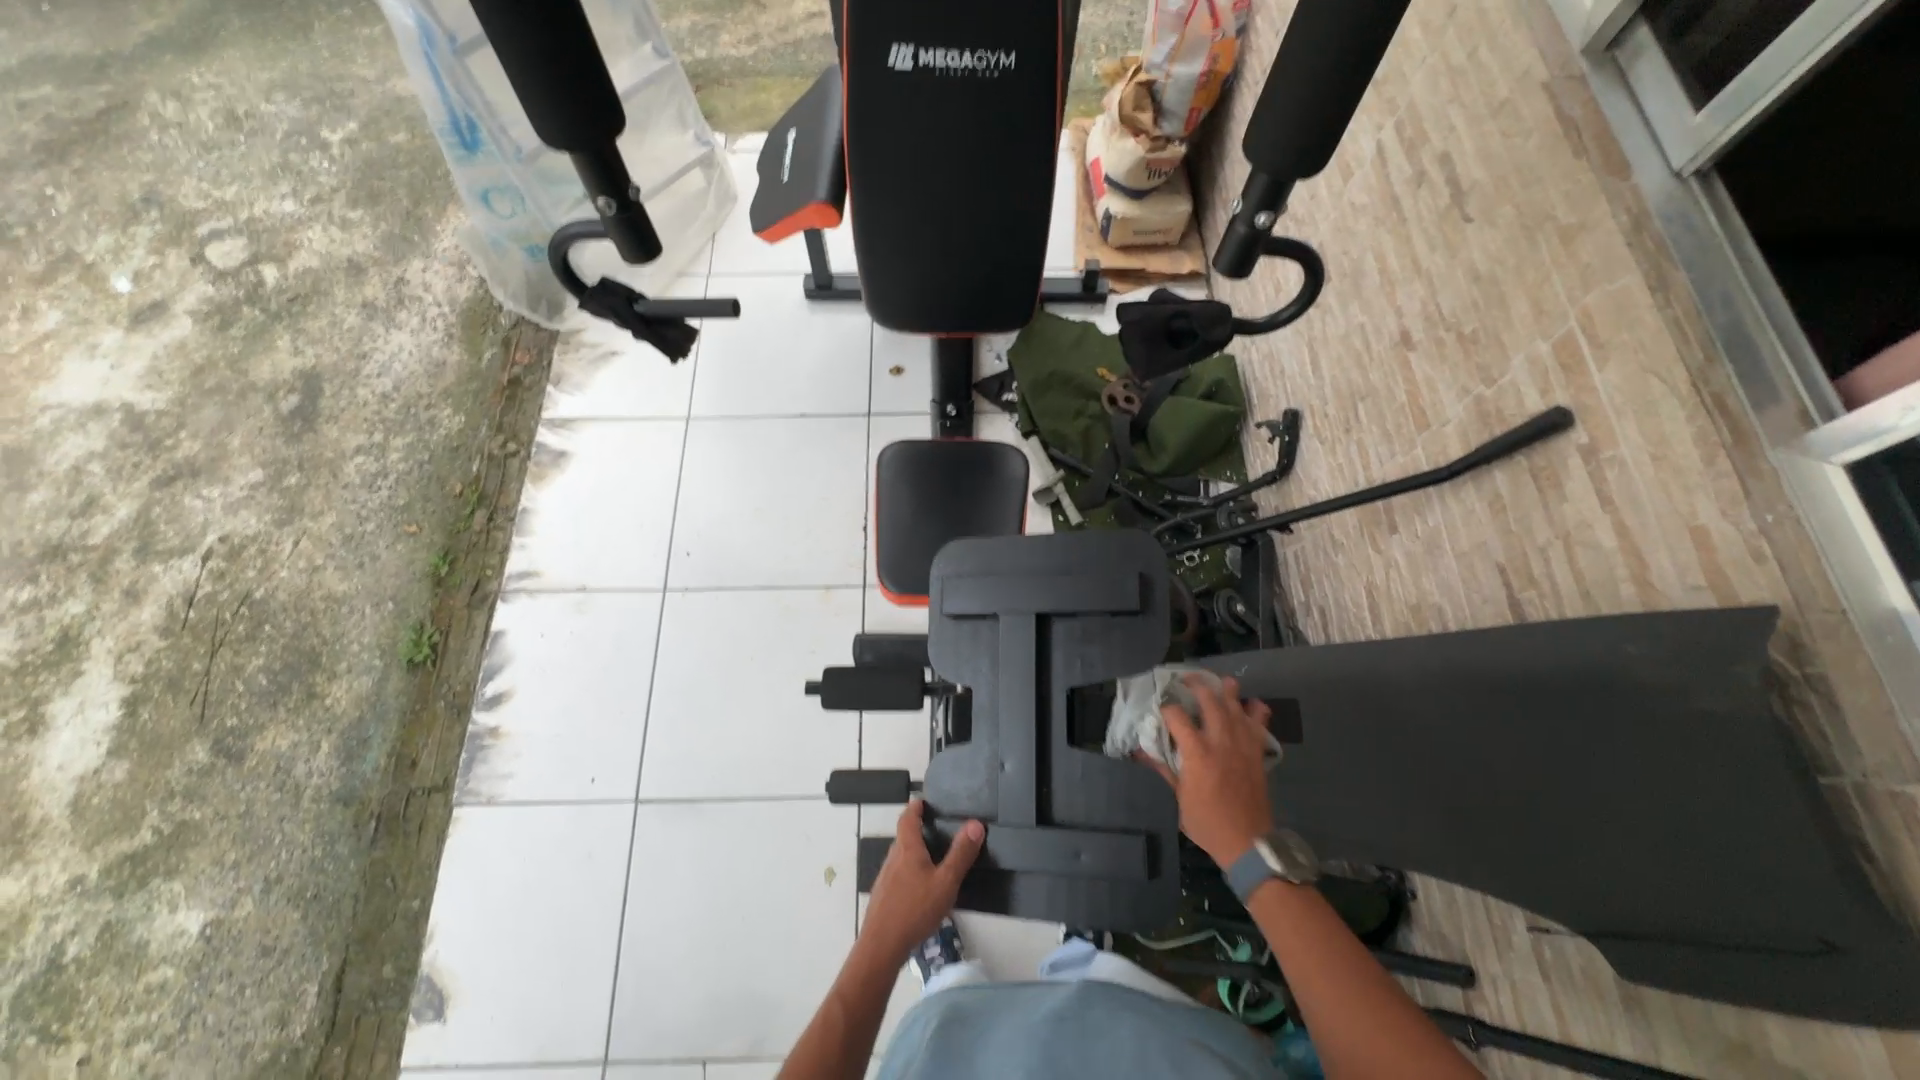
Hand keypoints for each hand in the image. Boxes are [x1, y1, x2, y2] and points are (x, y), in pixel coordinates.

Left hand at [860, 799, 985, 959]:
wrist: (882, 945)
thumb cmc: (915, 909)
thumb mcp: (946, 882)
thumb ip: (961, 854)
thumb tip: (975, 824)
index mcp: (907, 850)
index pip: (907, 819)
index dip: (915, 808)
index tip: (922, 801)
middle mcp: (893, 859)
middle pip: (903, 837)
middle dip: (916, 830)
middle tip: (935, 828)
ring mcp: (885, 878)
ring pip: (900, 857)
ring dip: (913, 851)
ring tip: (932, 857)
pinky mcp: (883, 896)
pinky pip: (898, 874)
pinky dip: (909, 871)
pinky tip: (920, 888)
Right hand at [1137, 675, 1273, 867]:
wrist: (1246, 841)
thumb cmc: (1206, 822)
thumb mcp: (1179, 797)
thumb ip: (1163, 768)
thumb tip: (1140, 753)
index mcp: (1196, 753)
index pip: (1177, 716)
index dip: (1166, 708)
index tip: (1161, 707)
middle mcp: (1220, 741)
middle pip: (1210, 701)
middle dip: (1197, 685)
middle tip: (1187, 680)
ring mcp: (1243, 745)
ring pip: (1237, 706)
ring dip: (1228, 691)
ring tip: (1220, 681)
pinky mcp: (1258, 752)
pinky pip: (1260, 724)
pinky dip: (1256, 710)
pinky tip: (1250, 705)